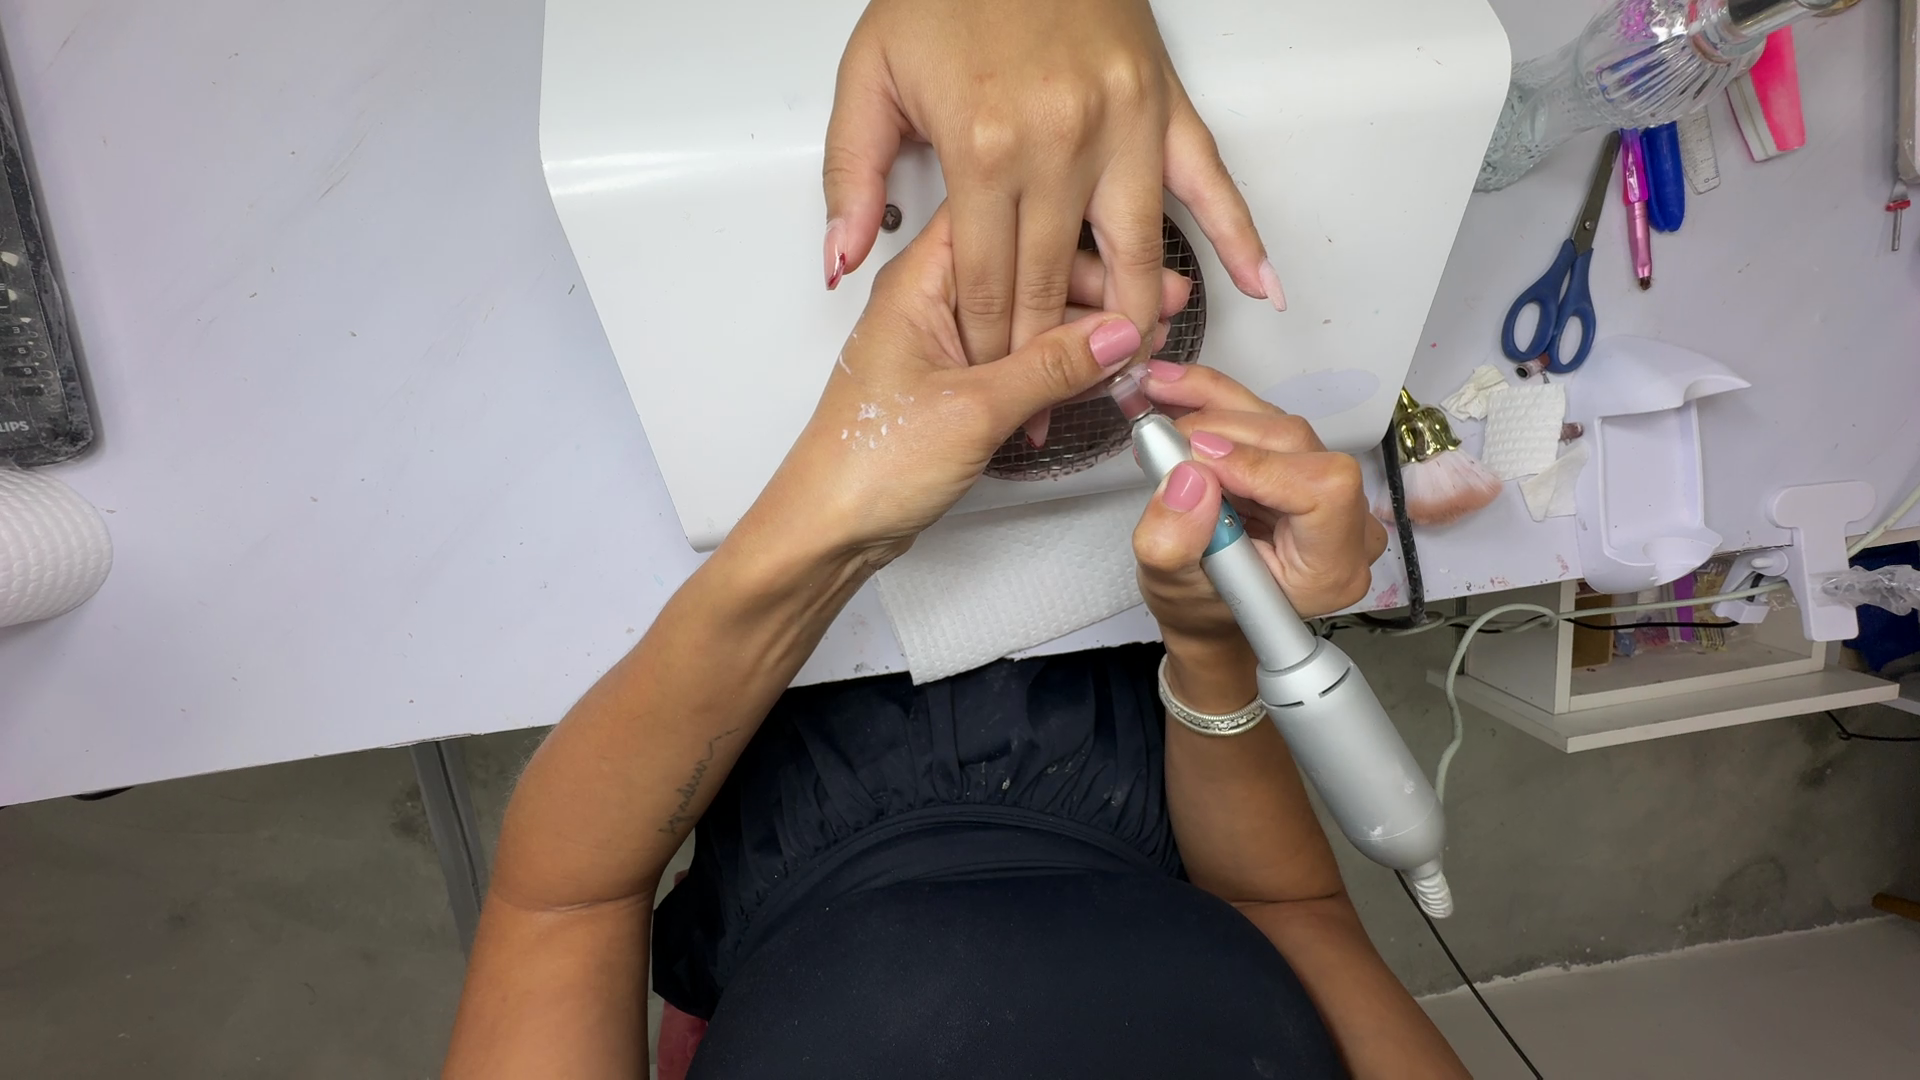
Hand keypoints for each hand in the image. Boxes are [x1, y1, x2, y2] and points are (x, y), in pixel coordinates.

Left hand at [738, 207, 1187, 569]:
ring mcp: (945, 346)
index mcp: (921, 282)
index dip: (1076, 233)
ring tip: (1142, 340)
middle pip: (1027, 271)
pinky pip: (1016, 361)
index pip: (1007, 223)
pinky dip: (1057, 368)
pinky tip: (1099, 374)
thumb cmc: (867, 463)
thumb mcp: (973, 409)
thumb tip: (1115, 334)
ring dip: (1083, 334)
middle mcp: (932, 304)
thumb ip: (1051, 366)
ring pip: (1028, 320)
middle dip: (1095, 291)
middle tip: (1157, 303)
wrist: (832, 524)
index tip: (1133, 251)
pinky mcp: (955, 385)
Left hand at [823, 0, 1284, 371]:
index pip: (991, 288)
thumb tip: (841, 261)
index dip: (993, 353)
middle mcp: (1060, 143)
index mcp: (986, 148)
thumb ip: (850, 179)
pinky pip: (1210, 183)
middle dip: (1049, 363)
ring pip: (1135, 257)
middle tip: (1052, 416)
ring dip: (1131, 327)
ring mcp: (1121, 126)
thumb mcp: (870, 80)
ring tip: (1129, 376)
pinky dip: (1238, 237)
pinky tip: (1257, 284)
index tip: (994, 393)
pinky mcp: (1163, 107)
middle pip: (1055, 288)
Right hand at [1130, 362, 1387, 652]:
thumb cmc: (1198, 608)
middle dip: (1221, 432)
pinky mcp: (1299, 462)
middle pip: (1297, 446)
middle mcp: (1344, 523)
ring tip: (1157, 396)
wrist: (1206, 609)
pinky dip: (1215, 402)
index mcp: (1328, 568)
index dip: (1259, 464)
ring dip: (1212, 406)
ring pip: (1276, 423)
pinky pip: (1264, 418)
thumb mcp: (1169, 588)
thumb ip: (1173, 543)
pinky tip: (1176, 390)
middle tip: (1160, 439)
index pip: (1323, 491)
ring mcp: (1326, 489)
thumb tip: (1188, 477)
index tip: (1194, 459)